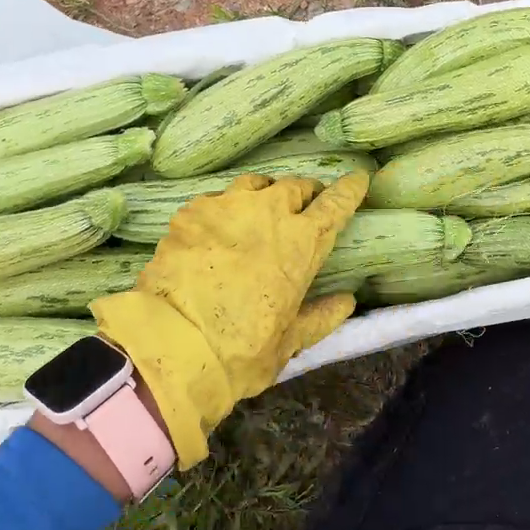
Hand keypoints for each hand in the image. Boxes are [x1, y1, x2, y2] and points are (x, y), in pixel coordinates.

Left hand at [91, 172, 364, 468]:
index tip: (357, 180)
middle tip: (303, 207)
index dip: (349, 189)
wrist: (172, 346)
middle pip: (295, 187)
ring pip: (255, 185)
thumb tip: (346, 301)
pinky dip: (225, 210)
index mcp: (302, 241)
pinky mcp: (192, 213)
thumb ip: (321, 316)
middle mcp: (269, 213)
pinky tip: (218, 230)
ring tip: (260, 210)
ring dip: (265, 194)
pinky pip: (217, 200)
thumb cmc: (242, 349)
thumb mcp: (289, 342)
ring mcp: (227, 207)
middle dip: (305, 194)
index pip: (336, 203)